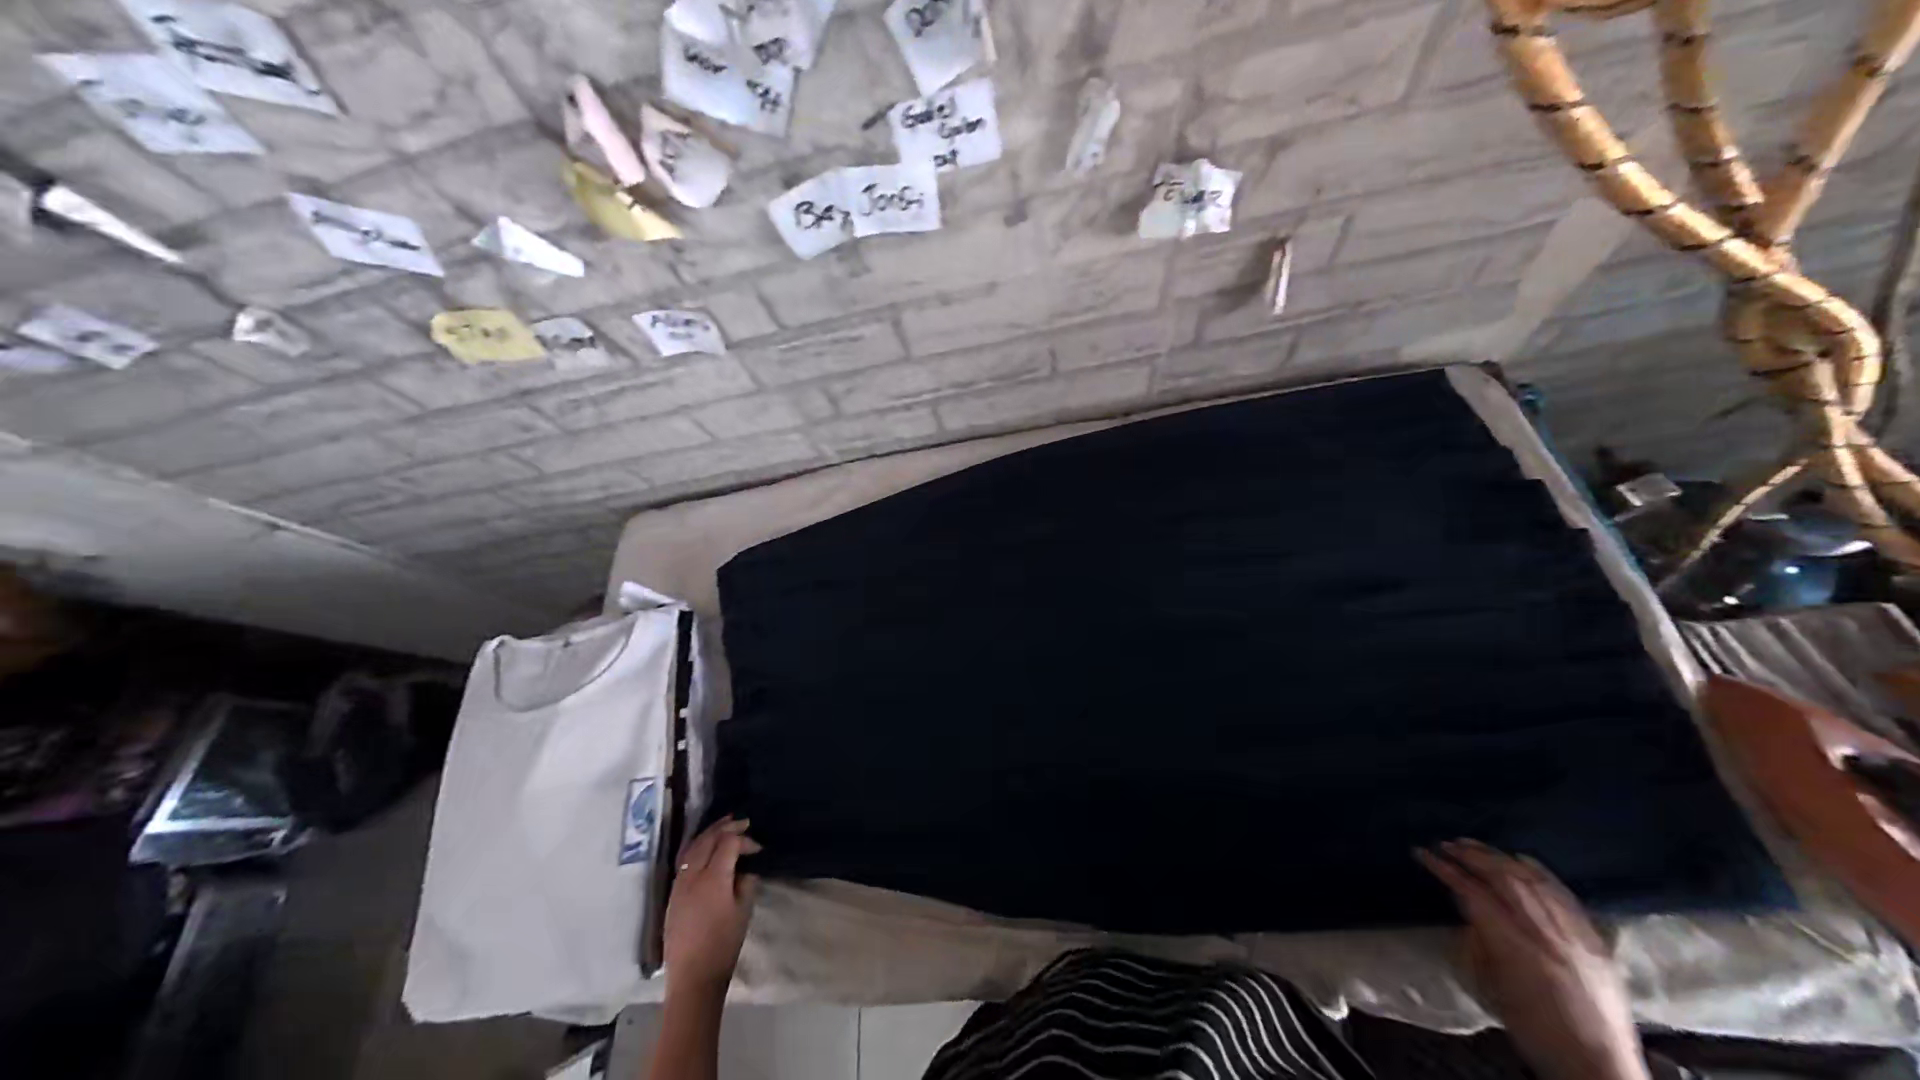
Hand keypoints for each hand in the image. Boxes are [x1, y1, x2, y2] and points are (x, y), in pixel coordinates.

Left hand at [664, 816, 761, 995]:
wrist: (693, 977)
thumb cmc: (723, 944)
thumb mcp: (744, 911)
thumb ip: (746, 882)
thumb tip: (746, 867)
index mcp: (713, 878)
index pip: (728, 843)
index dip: (745, 839)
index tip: (758, 848)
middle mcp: (692, 875)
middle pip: (707, 840)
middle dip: (725, 827)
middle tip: (742, 821)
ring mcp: (678, 885)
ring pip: (692, 848)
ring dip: (709, 834)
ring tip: (723, 826)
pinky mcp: (672, 895)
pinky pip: (684, 861)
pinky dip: (697, 848)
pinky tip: (706, 849)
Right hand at [1417, 840, 1647, 1079]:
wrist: (1599, 1067)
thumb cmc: (1534, 1030)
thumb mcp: (1492, 987)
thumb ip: (1479, 942)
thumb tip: (1467, 908)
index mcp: (1516, 947)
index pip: (1473, 893)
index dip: (1445, 869)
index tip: (1422, 853)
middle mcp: (1546, 933)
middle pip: (1505, 879)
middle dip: (1471, 856)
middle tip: (1446, 844)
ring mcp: (1575, 934)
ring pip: (1534, 880)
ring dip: (1500, 857)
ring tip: (1475, 846)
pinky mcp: (1595, 940)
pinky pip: (1565, 895)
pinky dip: (1541, 872)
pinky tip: (1523, 859)